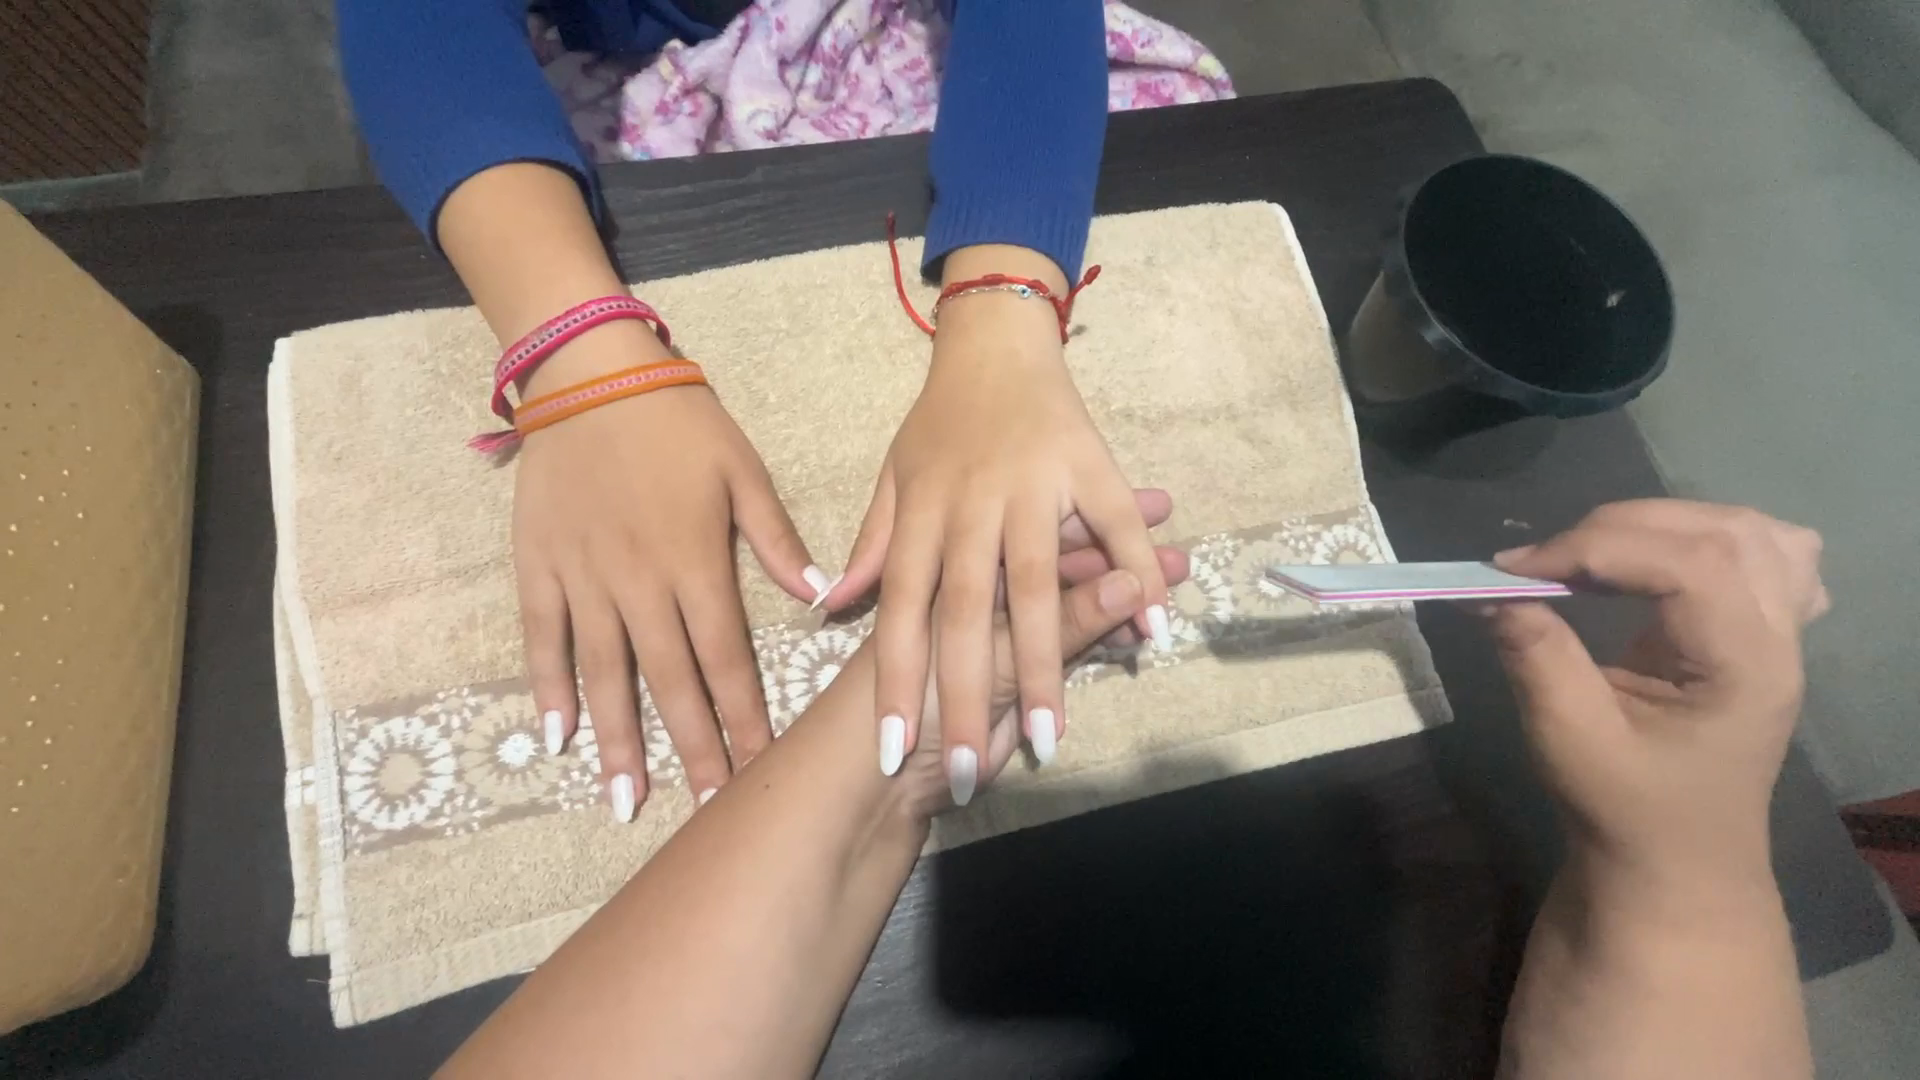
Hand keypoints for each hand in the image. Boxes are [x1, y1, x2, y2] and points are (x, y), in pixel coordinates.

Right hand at [513, 324, 829, 820]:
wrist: (591, 377)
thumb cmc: (680, 424)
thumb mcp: (744, 472)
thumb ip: (779, 540)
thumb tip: (821, 594)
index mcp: (697, 564)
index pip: (727, 660)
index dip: (744, 718)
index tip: (759, 770)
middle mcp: (641, 585)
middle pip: (672, 682)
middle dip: (693, 747)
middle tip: (704, 807)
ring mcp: (584, 580)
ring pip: (606, 673)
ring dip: (619, 738)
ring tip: (626, 799)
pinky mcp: (539, 568)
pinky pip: (543, 638)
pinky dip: (549, 686)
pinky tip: (556, 735)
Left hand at [821, 247, 1169, 804]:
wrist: (995, 343)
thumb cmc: (942, 420)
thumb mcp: (893, 477)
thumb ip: (870, 543)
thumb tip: (829, 605)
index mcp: (922, 510)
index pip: (902, 605)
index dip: (894, 677)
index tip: (890, 749)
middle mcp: (971, 503)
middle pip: (967, 609)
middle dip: (967, 695)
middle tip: (968, 771)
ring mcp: (1032, 485)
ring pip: (1038, 583)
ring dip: (1047, 664)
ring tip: (1051, 738)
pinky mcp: (1089, 467)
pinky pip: (1115, 528)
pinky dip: (1137, 577)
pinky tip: (1151, 638)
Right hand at [1485, 500, 1828, 883]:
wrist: (1672, 852)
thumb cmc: (1621, 800)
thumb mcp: (1564, 731)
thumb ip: (1534, 652)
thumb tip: (1491, 591)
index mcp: (1743, 665)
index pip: (1688, 563)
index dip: (1591, 547)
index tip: (1511, 570)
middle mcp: (1778, 638)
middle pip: (1721, 533)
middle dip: (1614, 528)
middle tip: (1542, 564)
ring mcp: (1780, 634)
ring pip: (1751, 532)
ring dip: (1661, 524)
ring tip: (1591, 553)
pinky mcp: (1758, 633)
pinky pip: (1764, 556)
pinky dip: (1705, 538)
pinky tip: (1657, 562)